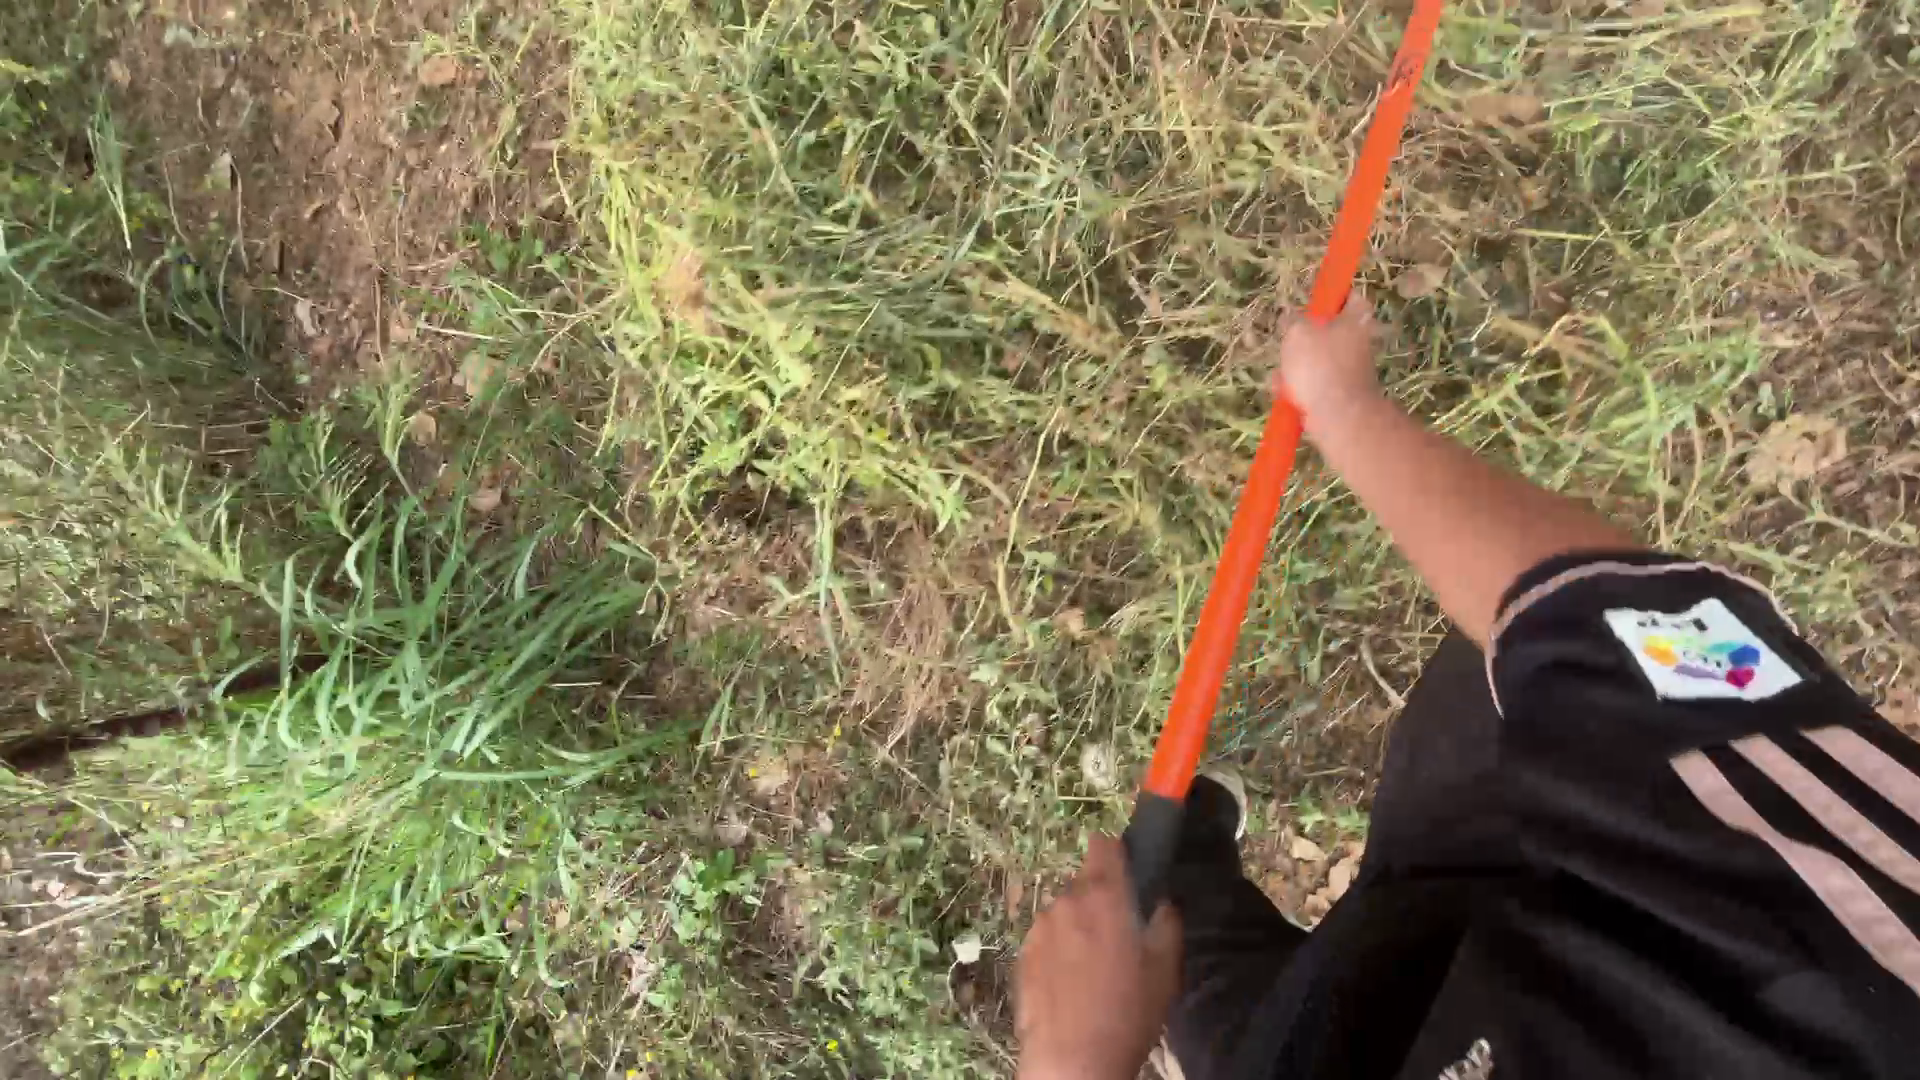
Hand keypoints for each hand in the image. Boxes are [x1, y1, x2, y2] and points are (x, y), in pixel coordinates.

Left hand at [1015, 835, 1182, 1079]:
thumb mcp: (1165, 969)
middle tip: (1118, 938)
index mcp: (1104, 894)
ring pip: (1065, 911)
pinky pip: (1048, 938)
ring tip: (1093, 969)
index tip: (1126, 874)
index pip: (1103, 844)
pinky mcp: (1024, 952)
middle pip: (1085, 882)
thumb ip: (1166, 923)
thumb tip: (1161, 902)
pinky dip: (1059, 950)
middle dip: (1101, 900)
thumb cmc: (1127, 1011)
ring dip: (1079, 926)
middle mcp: (1067, 898)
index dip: (1115, 853)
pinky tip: (1071, 983)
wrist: (1072, 1059)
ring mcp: (1040, 925)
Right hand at [1273, 293, 1381, 427]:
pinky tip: (1284, 391)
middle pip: (1326, 332)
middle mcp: (1357, 342)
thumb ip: (1292, 321)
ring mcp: (1348, 369)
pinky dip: (1296, 387)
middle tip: (1288, 343)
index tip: (1313, 305)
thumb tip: (1290, 318)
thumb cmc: (1319, 365)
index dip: (1331, 298)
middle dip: (1302, 340)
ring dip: (1294, 367)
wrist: (1336, 413)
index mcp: (1354, 320)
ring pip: (1314, 360)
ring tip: (1281, 375)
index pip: (1349, 297)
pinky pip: (1312, 382)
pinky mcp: (1337, 391)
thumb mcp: (1297, 333)